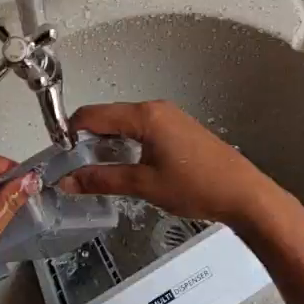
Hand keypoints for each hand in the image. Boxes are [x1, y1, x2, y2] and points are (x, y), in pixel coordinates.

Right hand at [58, 101, 294, 228]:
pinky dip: (127, 142)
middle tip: (73, 167)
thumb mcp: (144, 185)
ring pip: (125, 123)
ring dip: (107, 142)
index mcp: (145, 116)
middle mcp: (157, 109)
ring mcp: (170, 117)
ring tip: (96, 170)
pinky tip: (125, 165)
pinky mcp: (179, 130)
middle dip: (87, 138)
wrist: (244, 194)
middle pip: (108, 116)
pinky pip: (143, 129)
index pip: (93, 114)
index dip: (71, 132)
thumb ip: (102, 180)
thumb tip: (67, 181)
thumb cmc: (196, 186)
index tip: (58, 155)